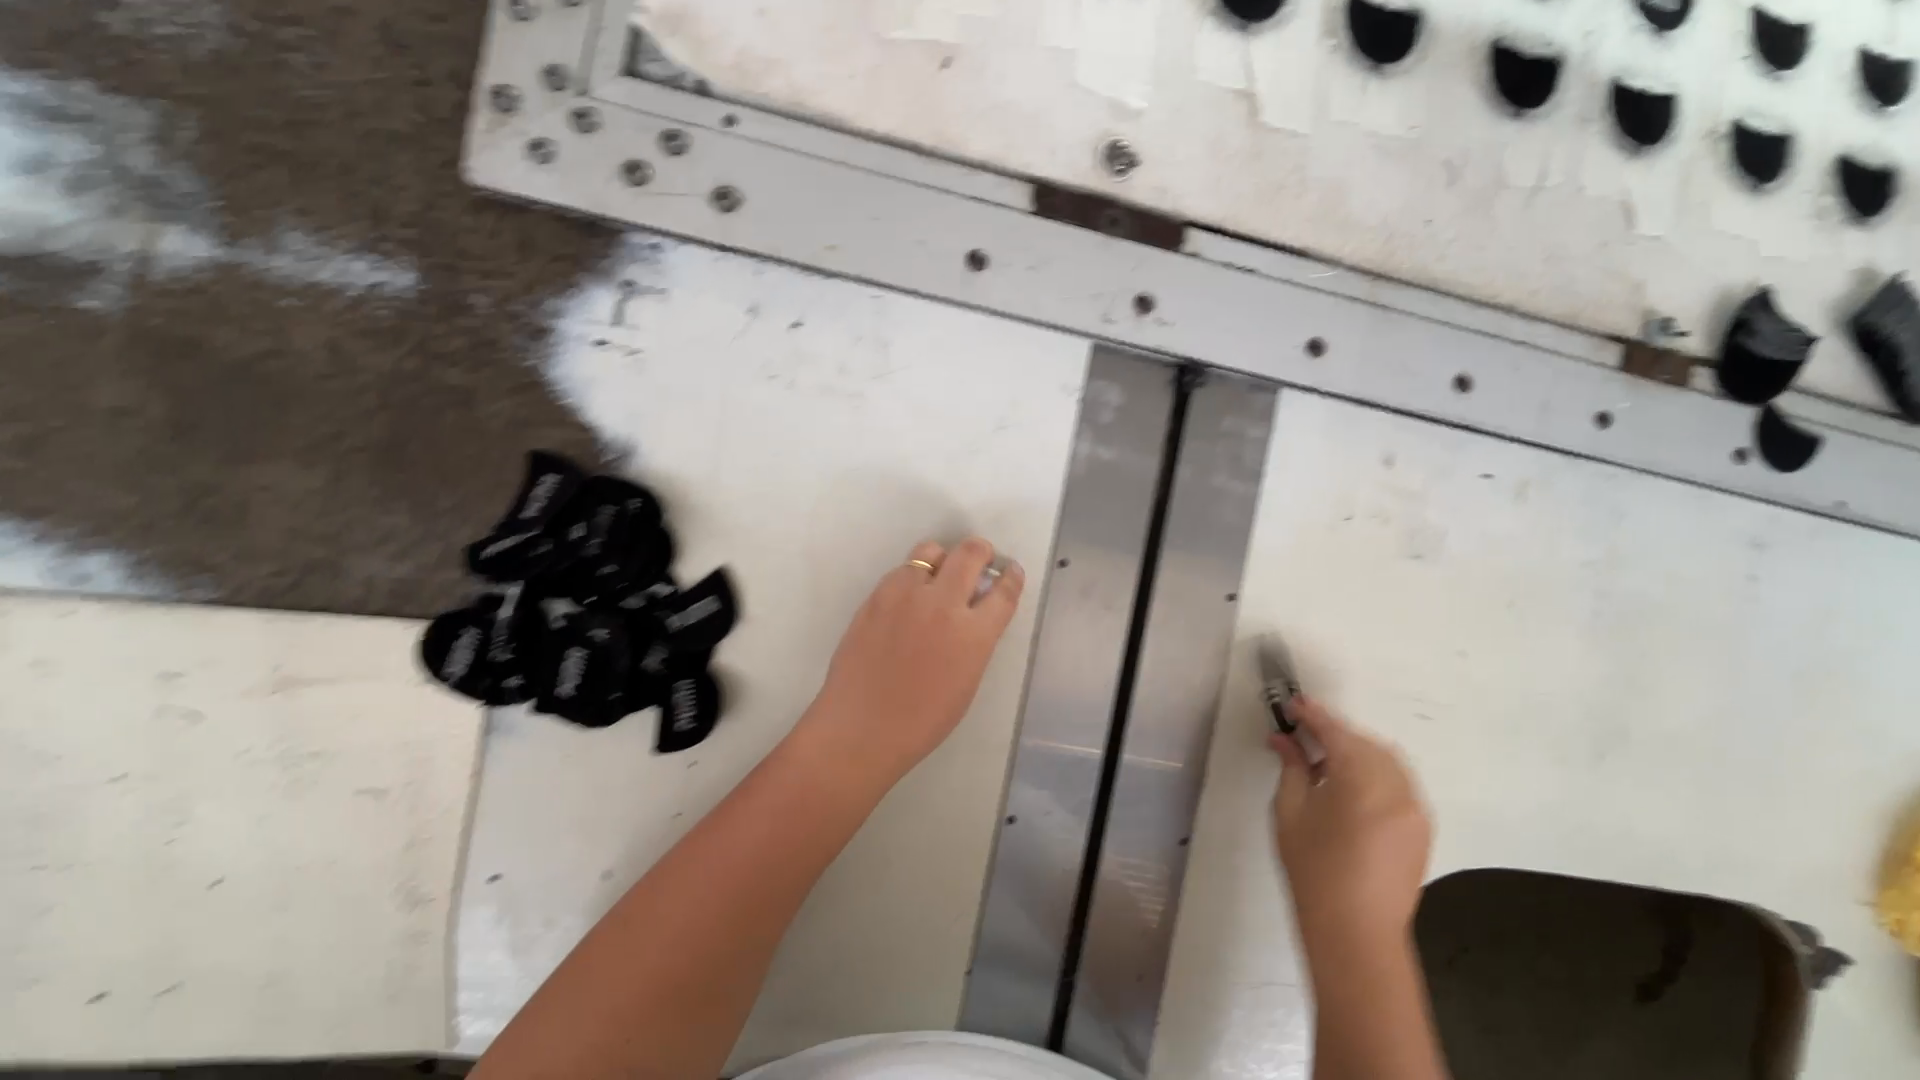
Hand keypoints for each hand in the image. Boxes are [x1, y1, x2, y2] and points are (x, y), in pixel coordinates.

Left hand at [796, 537, 1024, 778]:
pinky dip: (912, 576)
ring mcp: (906, 595)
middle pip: (971, 553)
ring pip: (931, 551)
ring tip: (939, 575)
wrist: (862, 726)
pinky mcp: (877, 596)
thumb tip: (974, 615)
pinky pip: (901, 571)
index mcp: (974, 633)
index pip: (1004, 591)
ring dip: (943, 558)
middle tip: (980, 561)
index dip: (1012, 576)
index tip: (1011, 571)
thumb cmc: (922, 720)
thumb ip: (975, 641)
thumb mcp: (967, 681)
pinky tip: (908, 598)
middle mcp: (943, 604)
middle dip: (982, 552)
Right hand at [1270, 697, 1431, 955]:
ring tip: (1323, 763)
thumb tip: (1284, 739)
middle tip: (1302, 735)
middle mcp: (1397, 788)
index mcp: (1361, 782)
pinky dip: (1375, 773)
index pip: (1337, 733)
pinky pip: (1398, 783)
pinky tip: (1348, 789)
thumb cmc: (1313, 872)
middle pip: (1365, 743)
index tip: (1292, 704)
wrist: (1355, 932)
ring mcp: (1415, 808)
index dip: (1313, 715)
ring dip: (1356, 752)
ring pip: (1386, 760)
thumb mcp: (1290, 814)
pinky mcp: (1422, 827)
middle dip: (1335, 734)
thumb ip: (1292, 769)